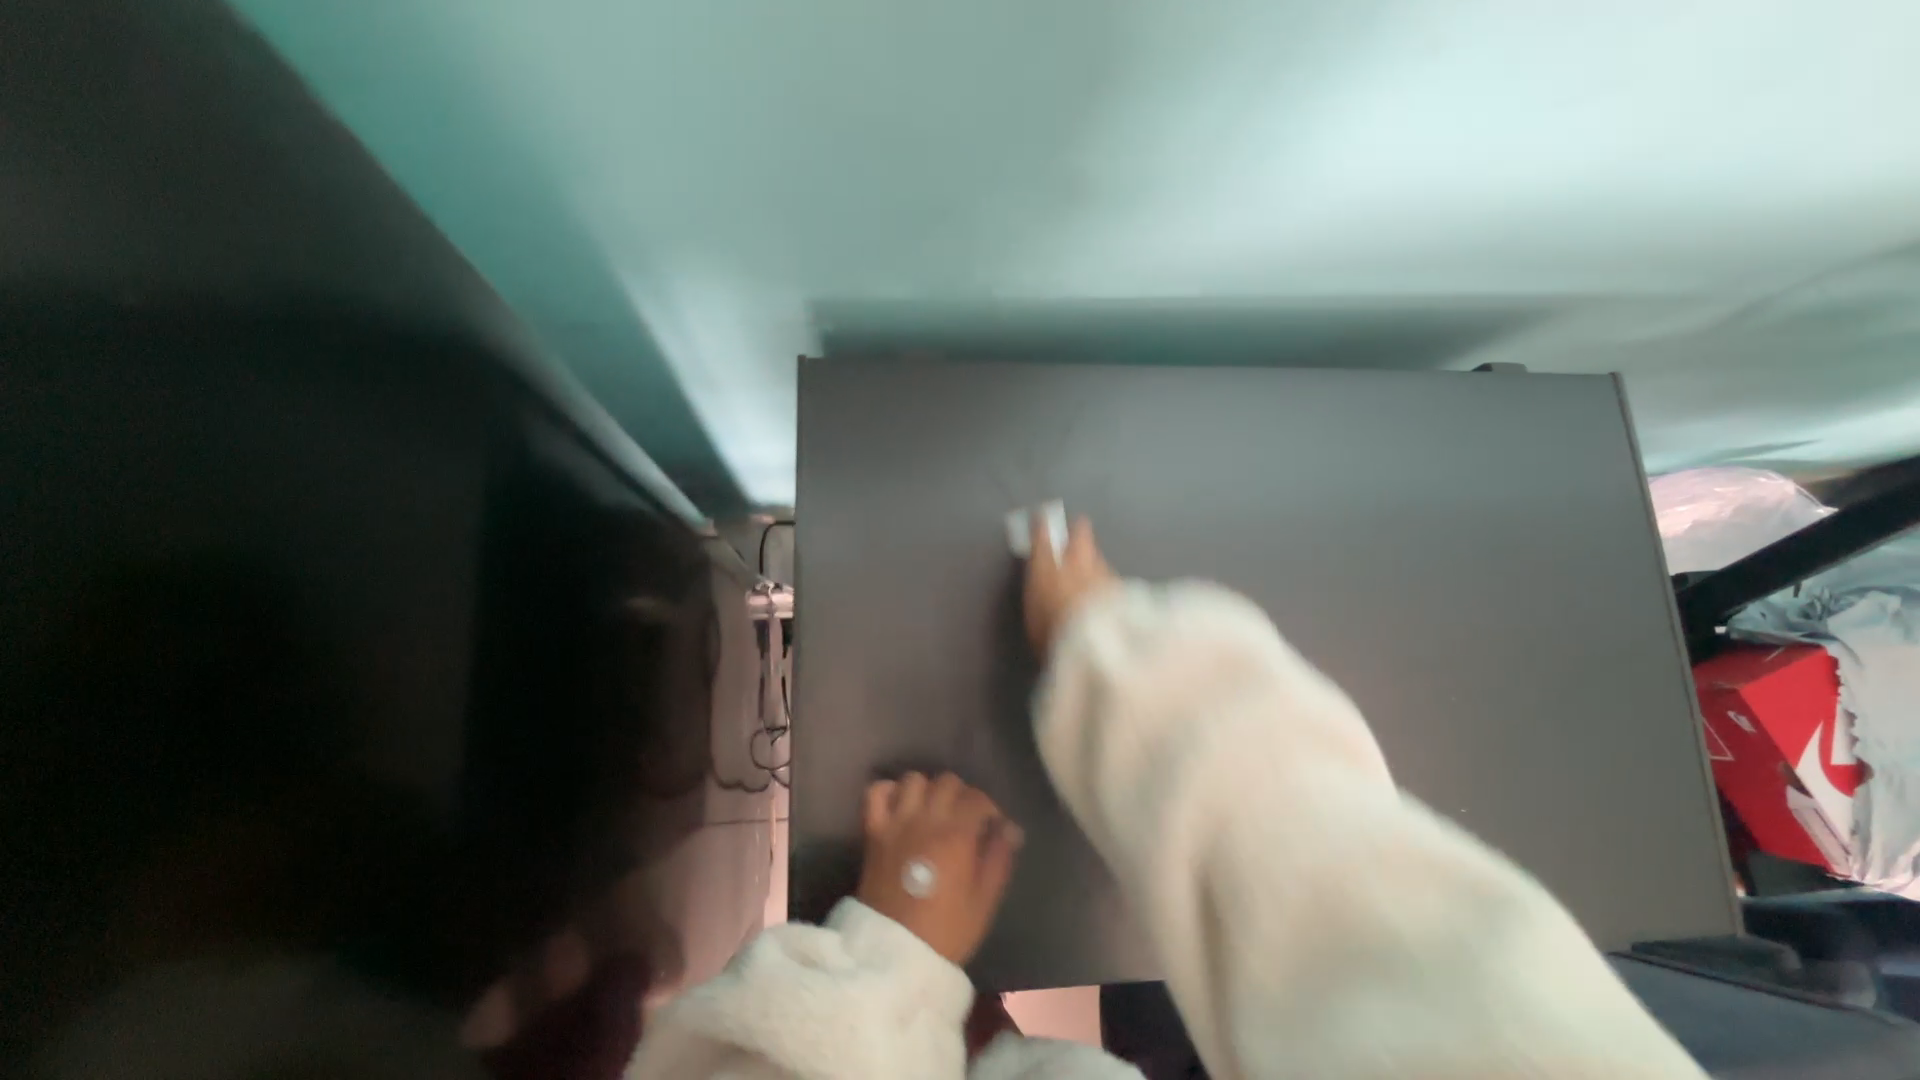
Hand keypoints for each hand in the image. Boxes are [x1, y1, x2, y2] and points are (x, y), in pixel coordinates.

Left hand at [854, 772, 1023, 965]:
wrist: (894, 954)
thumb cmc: (946, 931)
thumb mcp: (984, 901)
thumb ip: (999, 859)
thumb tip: (1010, 829)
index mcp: (957, 835)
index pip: (978, 798)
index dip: (989, 808)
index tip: (992, 826)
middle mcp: (926, 819)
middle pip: (947, 782)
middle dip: (961, 795)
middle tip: (964, 819)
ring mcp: (896, 822)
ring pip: (914, 780)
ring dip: (927, 790)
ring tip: (933, 811)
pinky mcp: (873, 832)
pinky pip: (877, 792)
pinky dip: (889, 792)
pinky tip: (901, 807)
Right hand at [1024, 515, 1118, 656]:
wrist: (1094, 644)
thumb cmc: (1052, 634)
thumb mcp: (1033, 616)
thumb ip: (1038, 593)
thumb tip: (1041, 583)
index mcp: (1046, 567)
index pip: (1042, 537)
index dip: (1042, 526)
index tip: (1042, 518)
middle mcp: (1076, 562)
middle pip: (1080, 535)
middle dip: (1078, 529)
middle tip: (1079, 525)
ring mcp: (1102, 573)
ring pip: (1098, 557)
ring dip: (1094, 558)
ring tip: (1093, 561)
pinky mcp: (1122, 588)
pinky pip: (1111, 577)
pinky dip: (1107, 579)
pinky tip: (1107, 587)